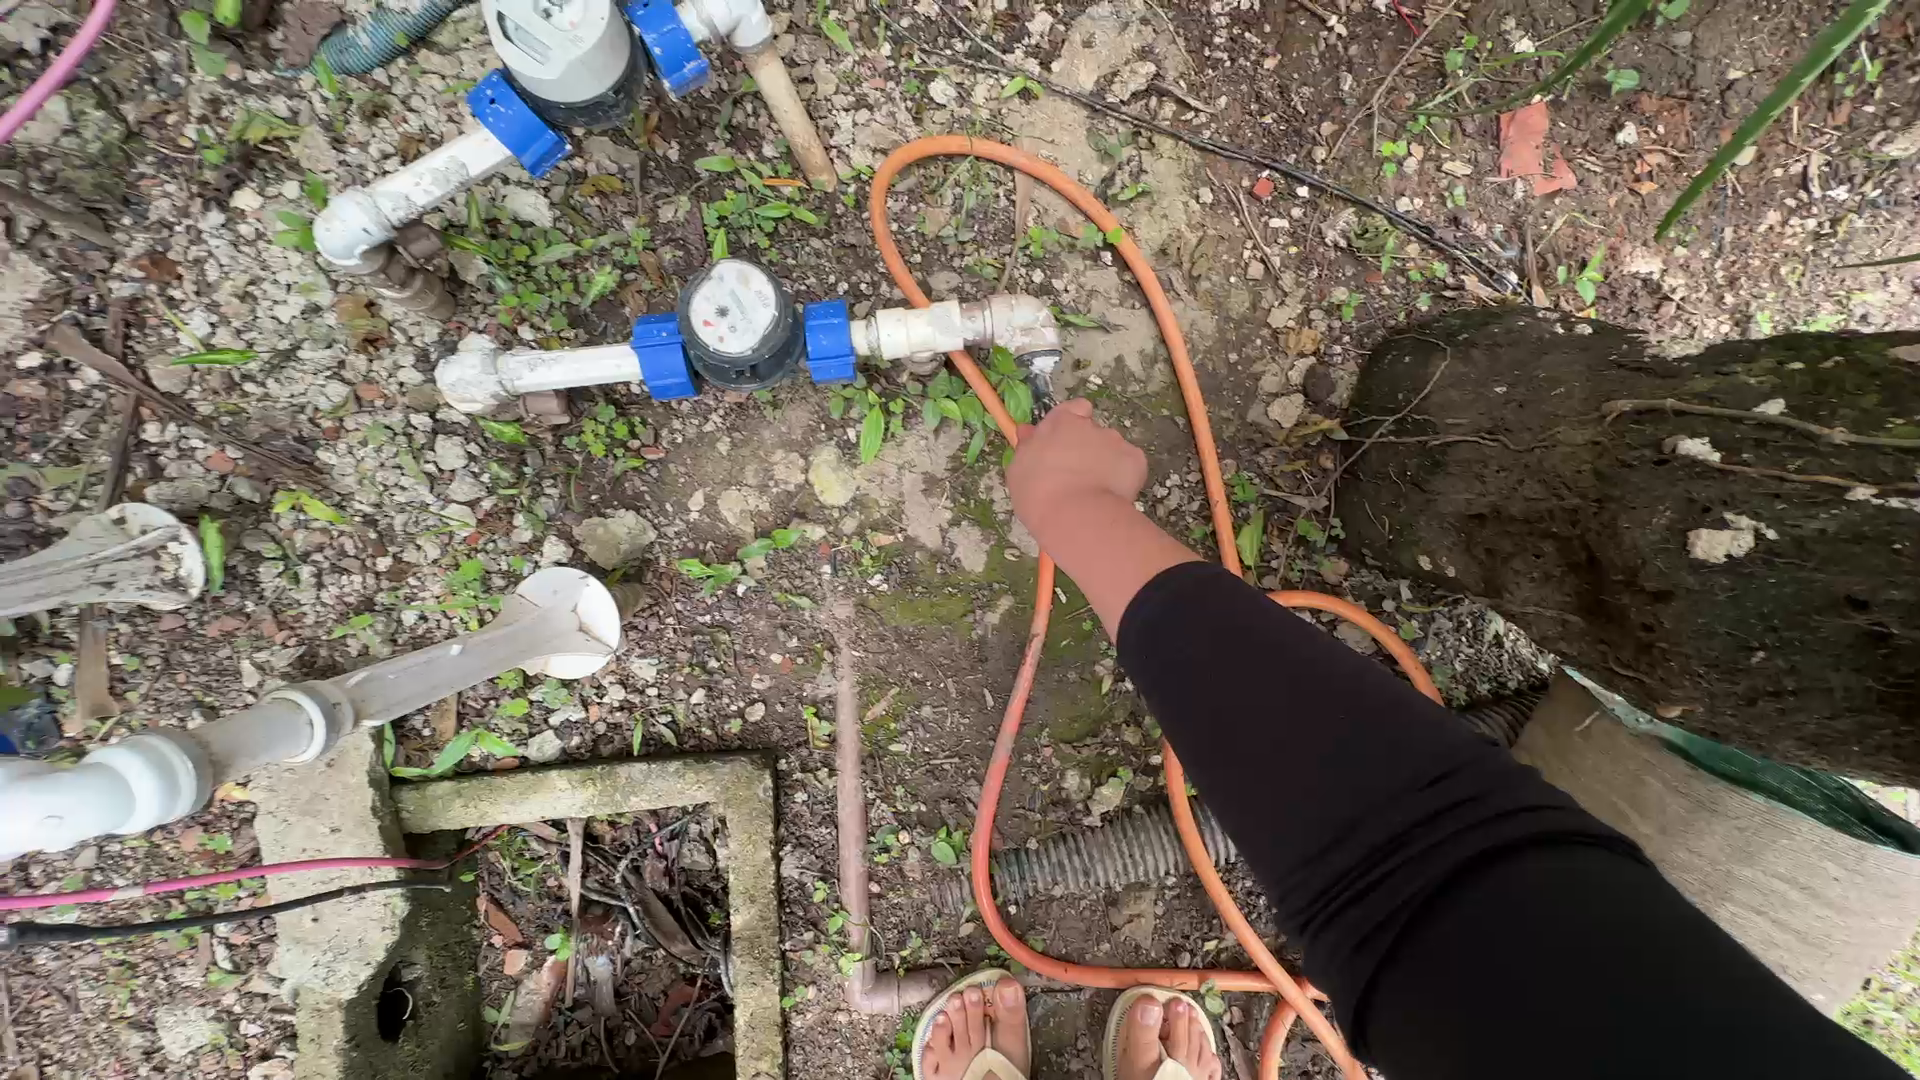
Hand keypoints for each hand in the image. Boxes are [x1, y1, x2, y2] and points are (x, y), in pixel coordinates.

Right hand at [1007, 399, 1148, 534]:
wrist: (1077, 517)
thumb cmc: (1038, 495)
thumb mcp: (1019, 471)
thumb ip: (1027, 447)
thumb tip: (1028, 432)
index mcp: (1060, 423)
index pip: (1074, 408)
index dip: (1074, 422)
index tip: (1068, 442)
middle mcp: (1090, 426)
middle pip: (1092, 432)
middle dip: (1088, 448)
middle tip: (1077, 476)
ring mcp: (1116, 441)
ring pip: (1112, 450)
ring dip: (1105, 464)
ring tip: (1094, 492)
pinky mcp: (1136, 460)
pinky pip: (1129, 466)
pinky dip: (1123, 478)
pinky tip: (1111, 497)